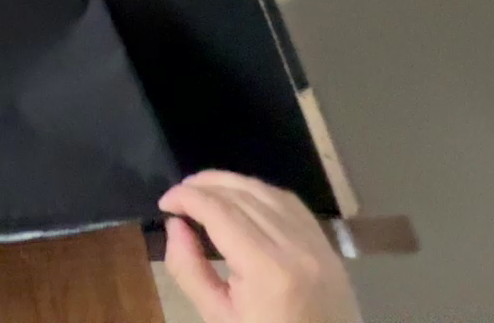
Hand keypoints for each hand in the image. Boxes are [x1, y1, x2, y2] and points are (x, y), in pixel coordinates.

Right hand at [158, 171, 361, 322]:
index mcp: (268, 270)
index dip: (184, 197)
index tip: (164, 204)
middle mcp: (295, 248)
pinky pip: (288, 203)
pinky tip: (241, 200)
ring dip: (227, 184)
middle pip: (239, 194)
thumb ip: (187, 268)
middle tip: (178, 199)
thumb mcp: (217, 319)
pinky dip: (258, 192)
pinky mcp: (328, 249)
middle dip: (201, 187)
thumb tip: (175, 224)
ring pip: (263, 190)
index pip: (217, 209)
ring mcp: (318, 246)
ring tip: (203, 193)